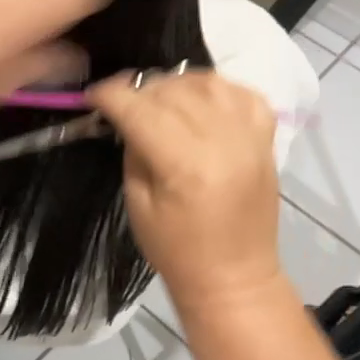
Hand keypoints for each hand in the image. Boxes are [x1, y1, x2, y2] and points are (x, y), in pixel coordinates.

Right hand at [86, 69, 282, 307]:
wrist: (235, 276)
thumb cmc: (175, 248)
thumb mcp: (137, 201)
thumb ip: (134, 150)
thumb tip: (128, 116)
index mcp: (185, 165)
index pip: (141, 109)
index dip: (110, 96)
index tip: (92, 97)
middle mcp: (223, 143)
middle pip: (173, 91)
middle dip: (139, 90)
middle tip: (121, 104)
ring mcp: (251, 139)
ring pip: (208, 83)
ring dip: (176, 84)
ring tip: (158, 99)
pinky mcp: (267, 140)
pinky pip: (244, 93)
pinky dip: (217, 88)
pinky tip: (198, 99)